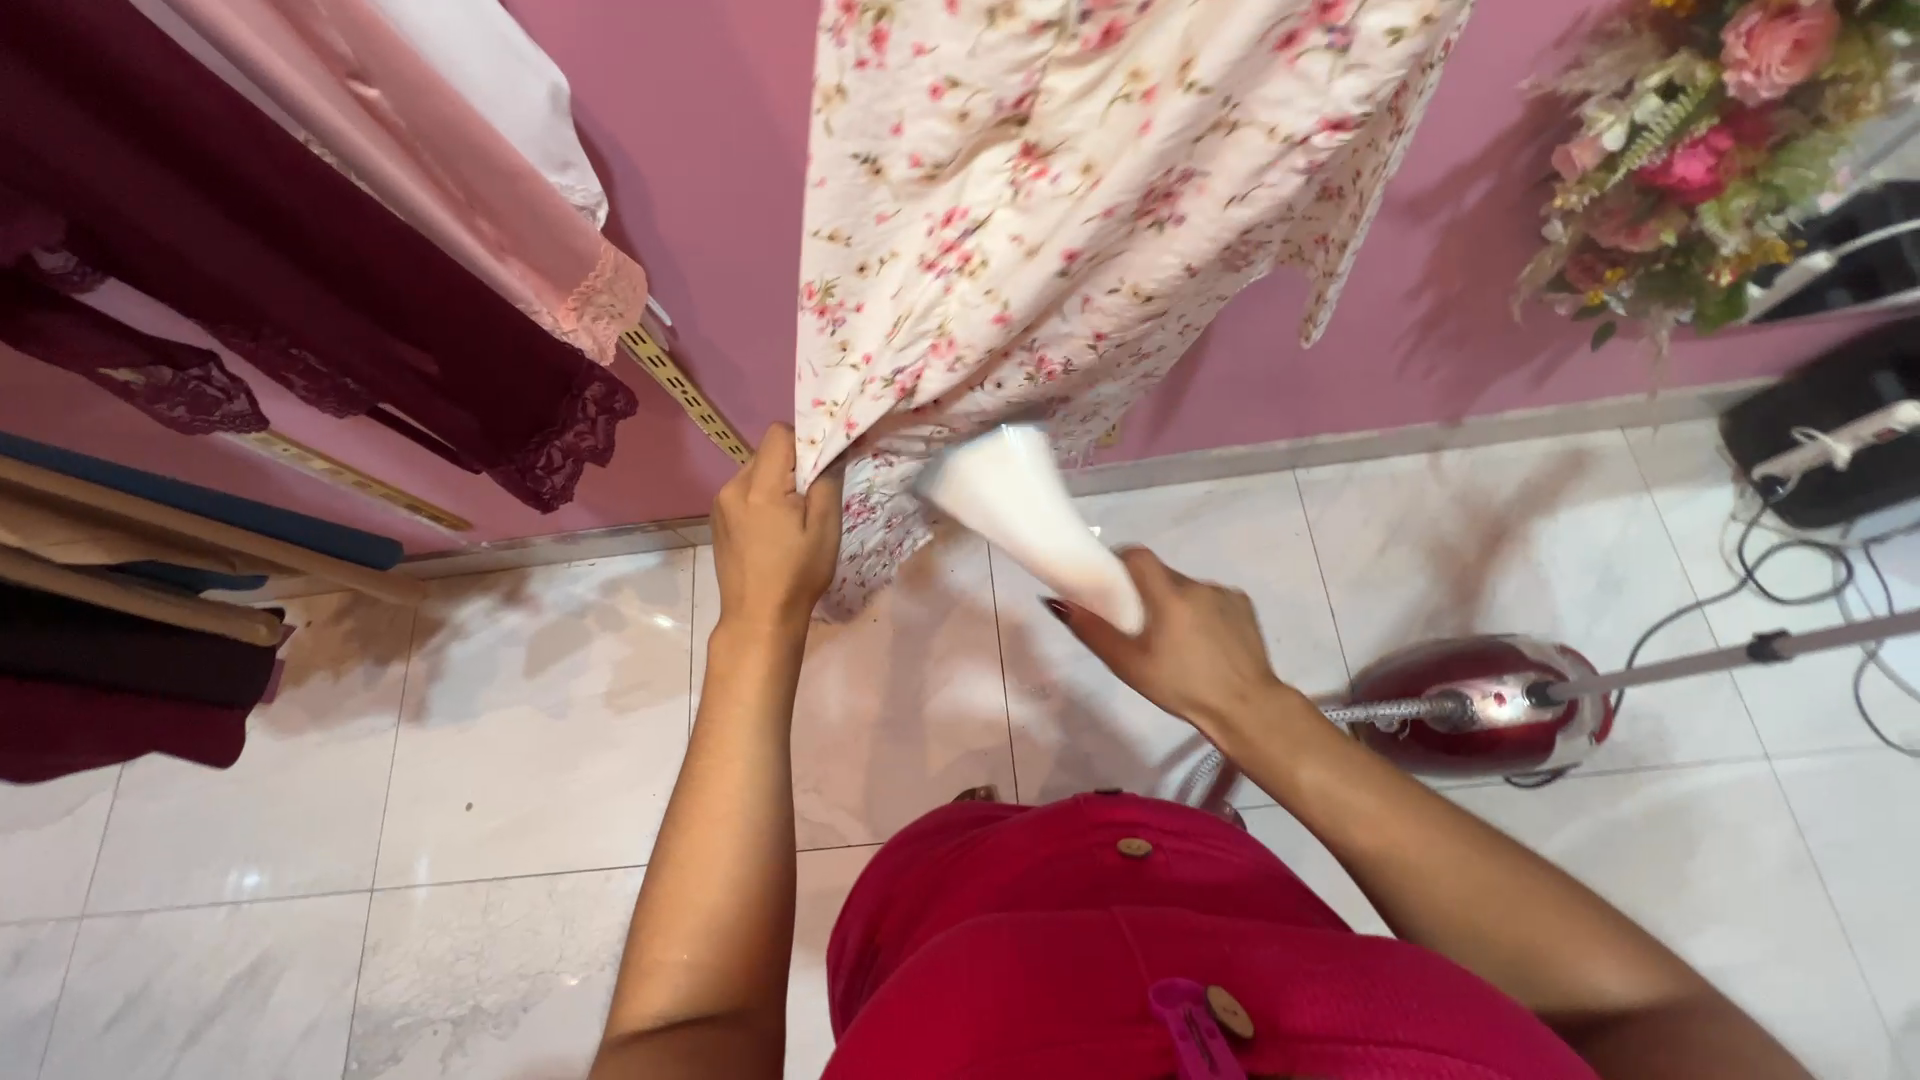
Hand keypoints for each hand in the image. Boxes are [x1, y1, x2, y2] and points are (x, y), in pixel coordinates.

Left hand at [711, 423, 842, 637]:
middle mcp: (733, 487)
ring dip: (777, 483)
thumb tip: (832, 451)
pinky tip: (772, 530)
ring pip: (755, 471)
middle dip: (792, 465)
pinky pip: (744, 491)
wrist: (758, 617)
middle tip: (810, 500)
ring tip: (791, 519)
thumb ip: (828, 481)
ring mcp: (720, 503)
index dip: (804, 443)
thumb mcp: (825, 529)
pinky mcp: (717, 519)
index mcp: (761, 488)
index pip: (779, 434)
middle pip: (767, 452)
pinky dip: (762, 499)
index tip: (820, 471)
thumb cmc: (798, 574)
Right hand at [1051, 547, 1309, 737]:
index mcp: (1169, 595)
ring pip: (1186, 589)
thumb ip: (1093, 631)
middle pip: (1161, 575)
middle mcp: (1198, 585)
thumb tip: (1059, 602)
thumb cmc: (1181, 688)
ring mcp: (1225, 594)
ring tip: (1177, 644)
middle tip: (1142, 629)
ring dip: (1176, 605)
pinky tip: (1204, 645)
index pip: (1137, 555)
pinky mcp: (1244, 606)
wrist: (1246, 708)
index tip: (1113, 586)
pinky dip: (1202, 614)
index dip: (1120, 563)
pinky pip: (1211, 599)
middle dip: (1147, 594)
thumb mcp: (1129, 665)